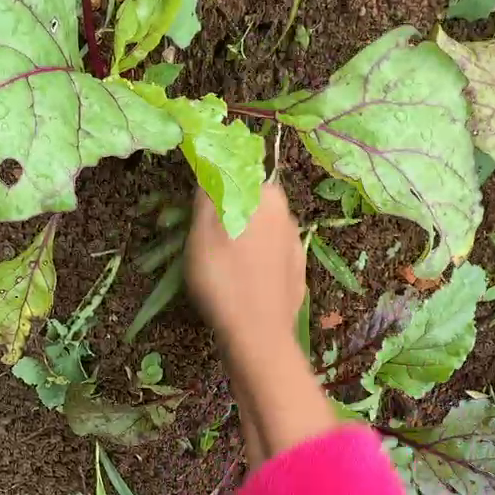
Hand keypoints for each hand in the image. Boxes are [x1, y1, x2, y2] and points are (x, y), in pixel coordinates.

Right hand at [186, 184, 337, 464]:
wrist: (258, 337)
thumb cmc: (223, 280)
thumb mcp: (202, 231)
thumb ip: (208, 191)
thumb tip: (210, 157)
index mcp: (265, 195)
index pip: (240, 169)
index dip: (217, 181)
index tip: (198, 202)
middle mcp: (287, 213)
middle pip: (252, 201)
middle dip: (230, 211)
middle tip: (202, 238)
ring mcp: (295, 245)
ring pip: (262, 230)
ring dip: (242, 237)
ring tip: (219, 265)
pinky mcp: (296, 274)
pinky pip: (270, 257)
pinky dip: (254, 262)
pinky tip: (240, 281)